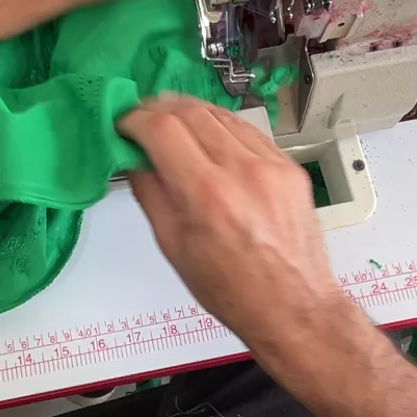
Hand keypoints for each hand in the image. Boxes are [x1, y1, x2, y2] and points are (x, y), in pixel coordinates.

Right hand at [118, 96, 354, 367]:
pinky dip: (220, 127)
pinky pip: (248, 131)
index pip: (162, 128)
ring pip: (220, 114)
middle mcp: (241, 170)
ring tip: (171, 124)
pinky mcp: (289, 166)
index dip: (135, 119)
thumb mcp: (173, 247)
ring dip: (189, 112)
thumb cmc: (228, 289)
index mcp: (207, 194)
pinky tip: (208, 137)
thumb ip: (150, 193)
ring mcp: (271, 164)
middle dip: (158, 109)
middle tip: (141, 120)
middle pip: (190, 112)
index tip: (123, 126)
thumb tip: (134, 157)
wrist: (293, 306)